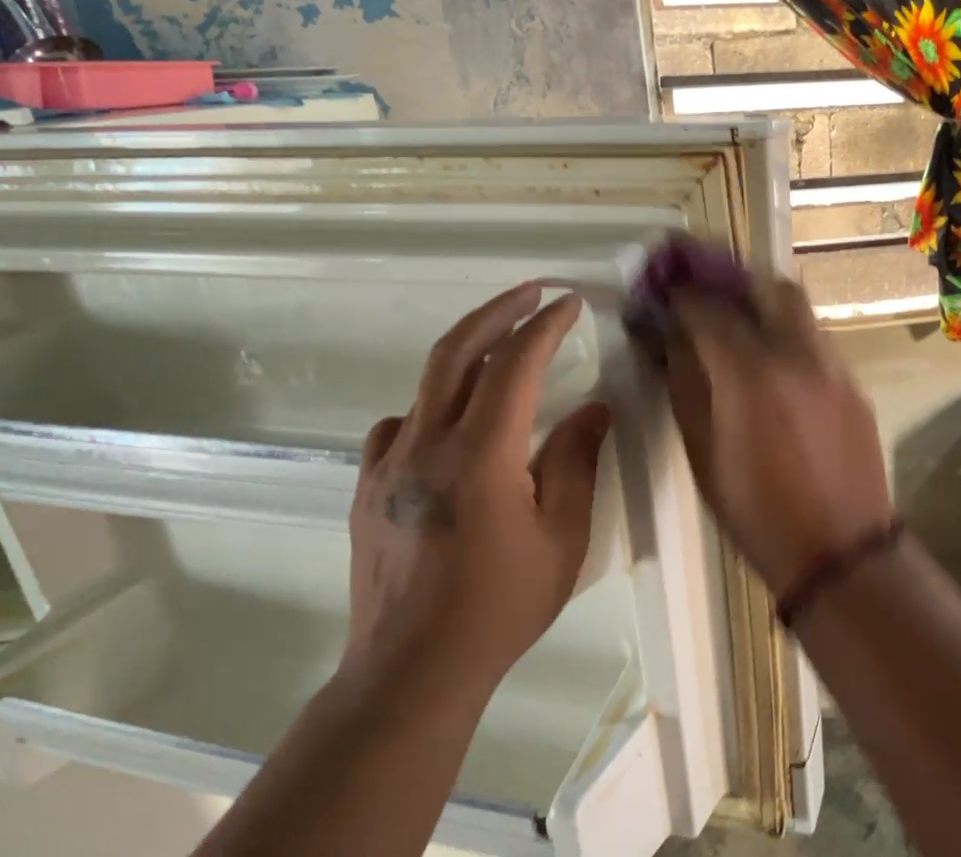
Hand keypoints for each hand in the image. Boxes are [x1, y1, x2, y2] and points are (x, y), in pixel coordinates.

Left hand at [344, 284, 612, 693]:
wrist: (412, 669)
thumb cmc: (501, 606)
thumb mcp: (562, 537)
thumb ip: (577, 463)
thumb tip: (593, 409)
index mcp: (481, 455)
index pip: (514, 364)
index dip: (546, 325)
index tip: (571, 304)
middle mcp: (427, 445)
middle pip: (456, 351)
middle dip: (498, 310)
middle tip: (533, 292)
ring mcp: (387, 464)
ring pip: (427, 386)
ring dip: (468, 355)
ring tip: (504, 353)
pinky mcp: (366, 488)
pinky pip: (399, 425)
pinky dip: (432, 407)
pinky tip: (452, 427)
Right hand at [665, 277, 893, 591]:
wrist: (838, 548)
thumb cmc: (756, 512)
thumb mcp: (703, 453)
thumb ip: (685, 386)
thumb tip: (669, 342)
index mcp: (749, 375)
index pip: (708, 310)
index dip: (680, 294)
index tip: (663, 291)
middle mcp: (797, 356)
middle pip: (765, 288)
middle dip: (732, 283)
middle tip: (707, 295)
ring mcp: (833, 366)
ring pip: (798, 310)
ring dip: (764, 305)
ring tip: (739, 324)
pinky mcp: (855, 384)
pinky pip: (817, 340)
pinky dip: (790, 336)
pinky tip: (774, 363)